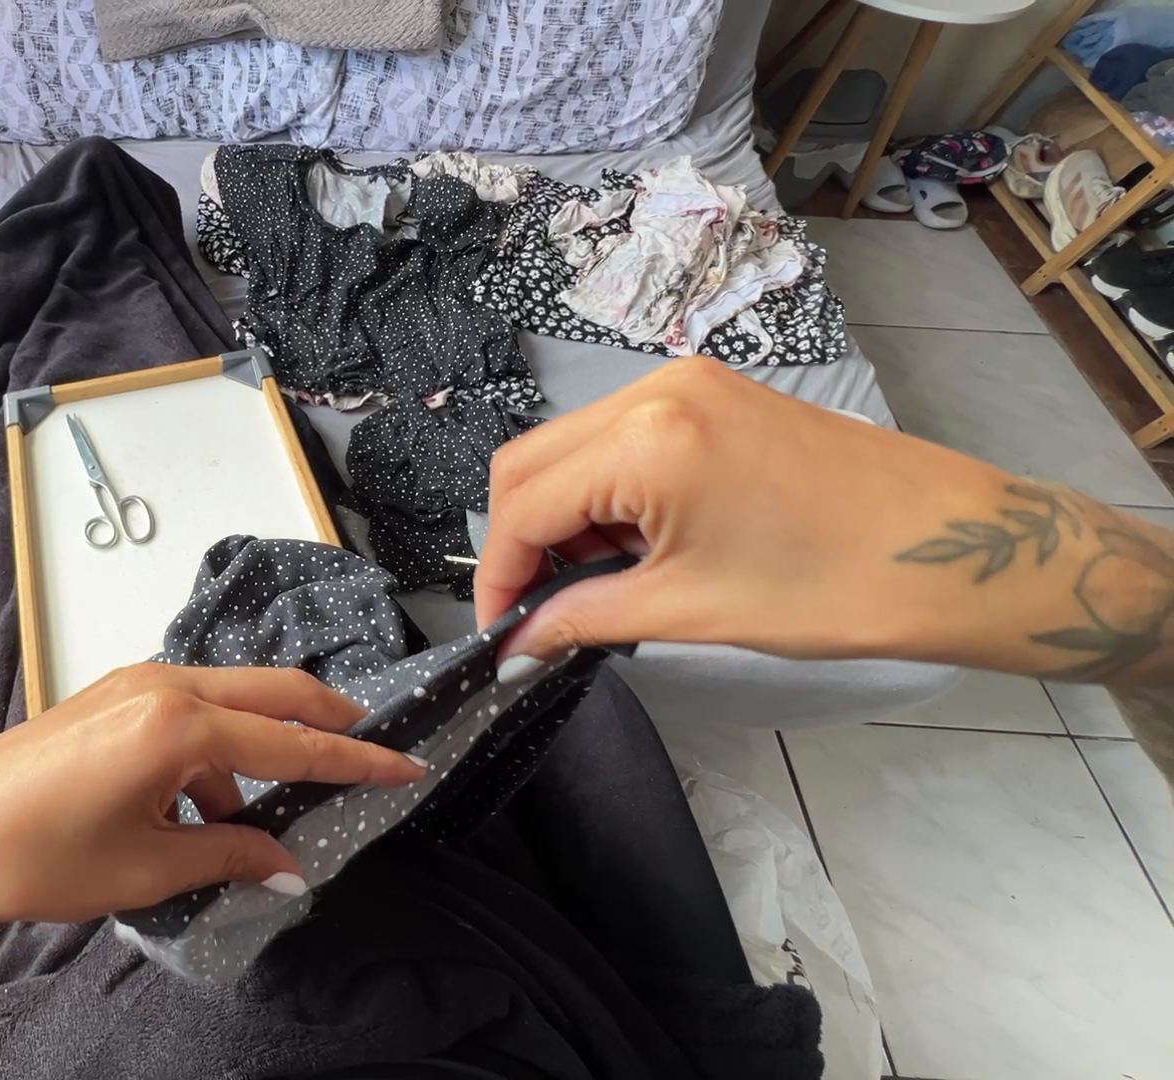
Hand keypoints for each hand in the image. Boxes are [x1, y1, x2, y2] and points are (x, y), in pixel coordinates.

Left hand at [0, 663, 424, 968]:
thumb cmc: (41, 858)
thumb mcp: (148, 868)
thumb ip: (230, 852)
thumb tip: (287, 861)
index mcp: (179, 724)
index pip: (291, 740)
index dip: (354, 758)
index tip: (405, 764)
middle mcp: (163, 682)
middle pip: (269, 689)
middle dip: (322, 717)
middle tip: (364, 747)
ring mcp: (133, 679)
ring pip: (227, 699)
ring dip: (255, 747)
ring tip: (251, 817)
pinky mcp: (111, 691)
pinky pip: (186, 710)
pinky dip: (211, 749)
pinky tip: (196, 804)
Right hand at [477, 356, 1029, 663]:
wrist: (976, 552)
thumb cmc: (839, 587)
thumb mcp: (688, 610)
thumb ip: (579, 620)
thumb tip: (513, 648)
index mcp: (647, 442)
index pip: (523, 507)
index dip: (496, 576)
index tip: (499, 629)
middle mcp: (650, 393)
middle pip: (525, 464)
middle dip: (516, 542)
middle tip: (534, 604)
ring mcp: (678, 384)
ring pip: (562, 449)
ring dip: (556, 516)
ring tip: (593, 576)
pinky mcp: (703, 393)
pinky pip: (608, 440)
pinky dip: (594, 493)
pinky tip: (626, 539)